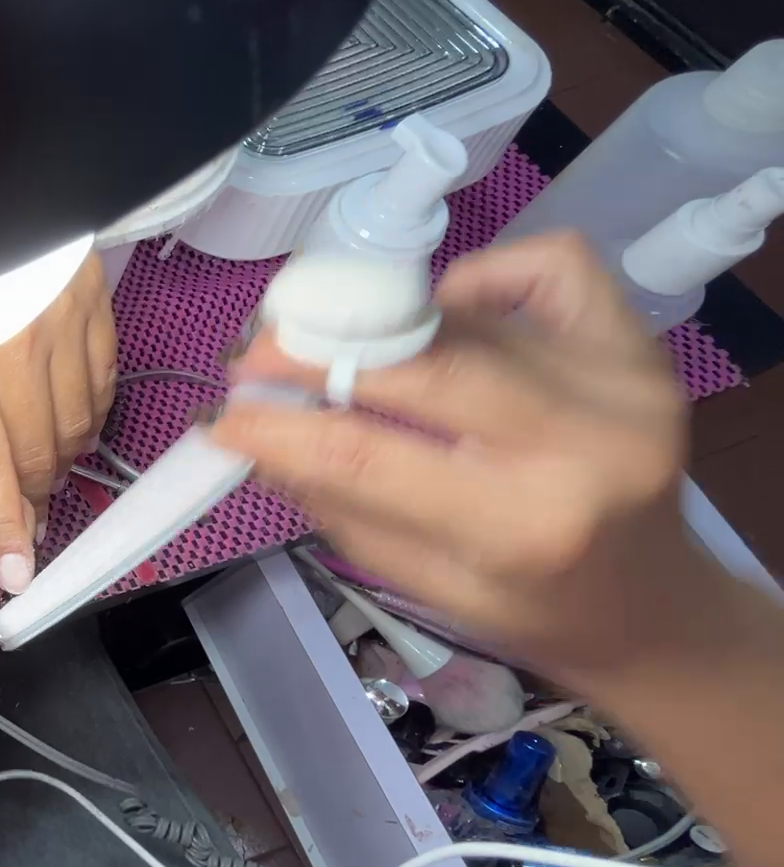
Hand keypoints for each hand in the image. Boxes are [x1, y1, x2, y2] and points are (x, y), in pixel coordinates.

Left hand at [0, 251, 117, 599]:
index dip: (4, 522)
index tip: (18, 566)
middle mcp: (18, 347)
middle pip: (35, 451)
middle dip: (28, 497)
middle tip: (16, 522)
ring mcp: (62, 325)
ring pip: (75, 424)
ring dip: (57, 461)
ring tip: (37, 480)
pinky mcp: (91, 305)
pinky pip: (102, 382)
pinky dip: (88, 416)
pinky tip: (66, 429)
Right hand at [211, 232, 702, 682]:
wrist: (647, 601)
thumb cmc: (513, 600)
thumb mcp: (402, 571)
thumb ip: (327, 496)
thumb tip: (250, 431)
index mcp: (521, 523)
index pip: (362, 455)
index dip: (273, 428)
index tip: (218, 417)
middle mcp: (586, 442)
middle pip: (419, 367)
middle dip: (310, 354)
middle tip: (249, 360)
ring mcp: (623, 380)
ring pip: (461, 316)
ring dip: (368, 324)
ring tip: (326, 346)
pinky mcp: (635, 343)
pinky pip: (547, 265)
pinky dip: (476, 274)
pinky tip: (437, 312)